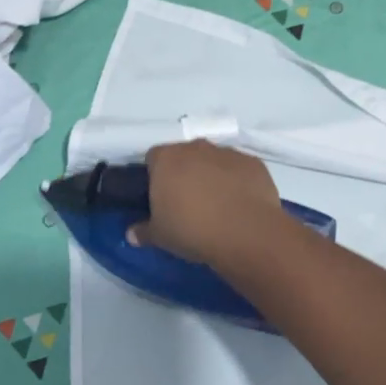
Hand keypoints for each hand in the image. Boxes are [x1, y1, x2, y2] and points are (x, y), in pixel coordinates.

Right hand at [130, 140, 287, 265]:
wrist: (245, 232)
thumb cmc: (191, 230)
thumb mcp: (159, 236)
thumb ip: (143, 231)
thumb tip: (131, 234)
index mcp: (167, 159)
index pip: (153, 158)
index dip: (155, 176)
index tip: (160, 197)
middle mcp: (196, 148)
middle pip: (185, 156)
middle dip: (184, 173)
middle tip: (187, 203)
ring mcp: (227, 152)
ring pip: (213, 161)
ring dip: (211, 176)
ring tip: (216, 206)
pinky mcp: (253, 163)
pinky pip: (238, 170)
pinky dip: (237, 182)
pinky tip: (239, 205)